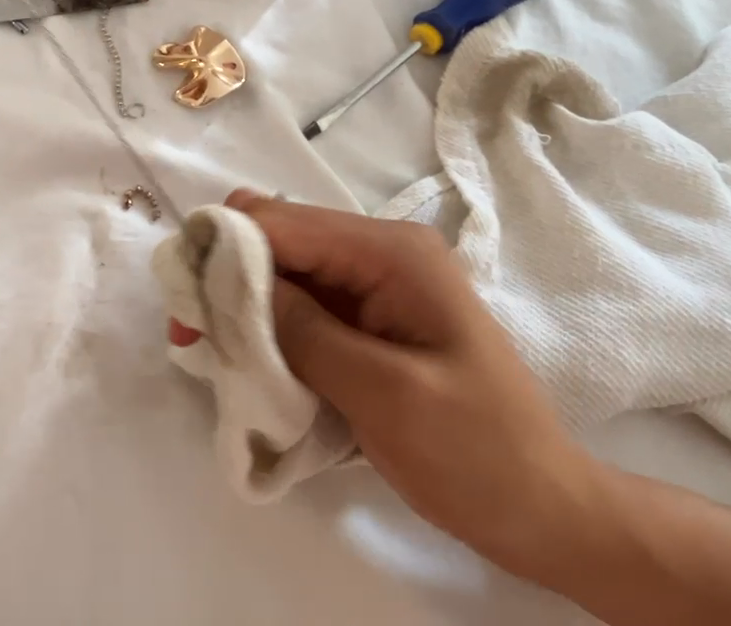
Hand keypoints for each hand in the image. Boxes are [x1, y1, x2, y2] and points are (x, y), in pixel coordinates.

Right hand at [227, 190, 601, 575]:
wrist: (545, 509)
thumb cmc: (475, 452)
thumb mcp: (384, 393)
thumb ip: (303, 330)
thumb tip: (228, 278)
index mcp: (391, 252)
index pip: (280, 222)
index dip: (222, 250)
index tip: (185, 307)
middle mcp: (380, 251)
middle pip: (276, 239)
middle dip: (226, 277)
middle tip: (193, 336)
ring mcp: (375, 284)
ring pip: (282, 271)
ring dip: (243, 307)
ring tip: (216, 354)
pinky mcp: (368, 318)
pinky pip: (300, 304)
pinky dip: (268, 328)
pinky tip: (254, 362)